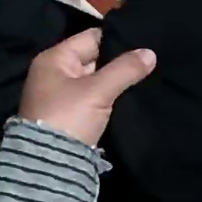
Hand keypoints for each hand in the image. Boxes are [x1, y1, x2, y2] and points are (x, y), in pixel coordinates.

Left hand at [17, 29, 156, 145]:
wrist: (50, 164)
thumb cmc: (69, 117)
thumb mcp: (98, 91)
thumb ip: (125, 70)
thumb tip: (150, 53)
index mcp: (54, 59)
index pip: (91, 38)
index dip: (117, 38)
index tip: (144, 41)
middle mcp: (55, 74)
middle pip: (94, 59)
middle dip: (119, 61)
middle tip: (150, 60)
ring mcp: (62, 96)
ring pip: (96, 80)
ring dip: (116, 81)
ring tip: (147, 76)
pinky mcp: (71, 116)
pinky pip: (95, 98)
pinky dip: (110, 97)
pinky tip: (132, 96)